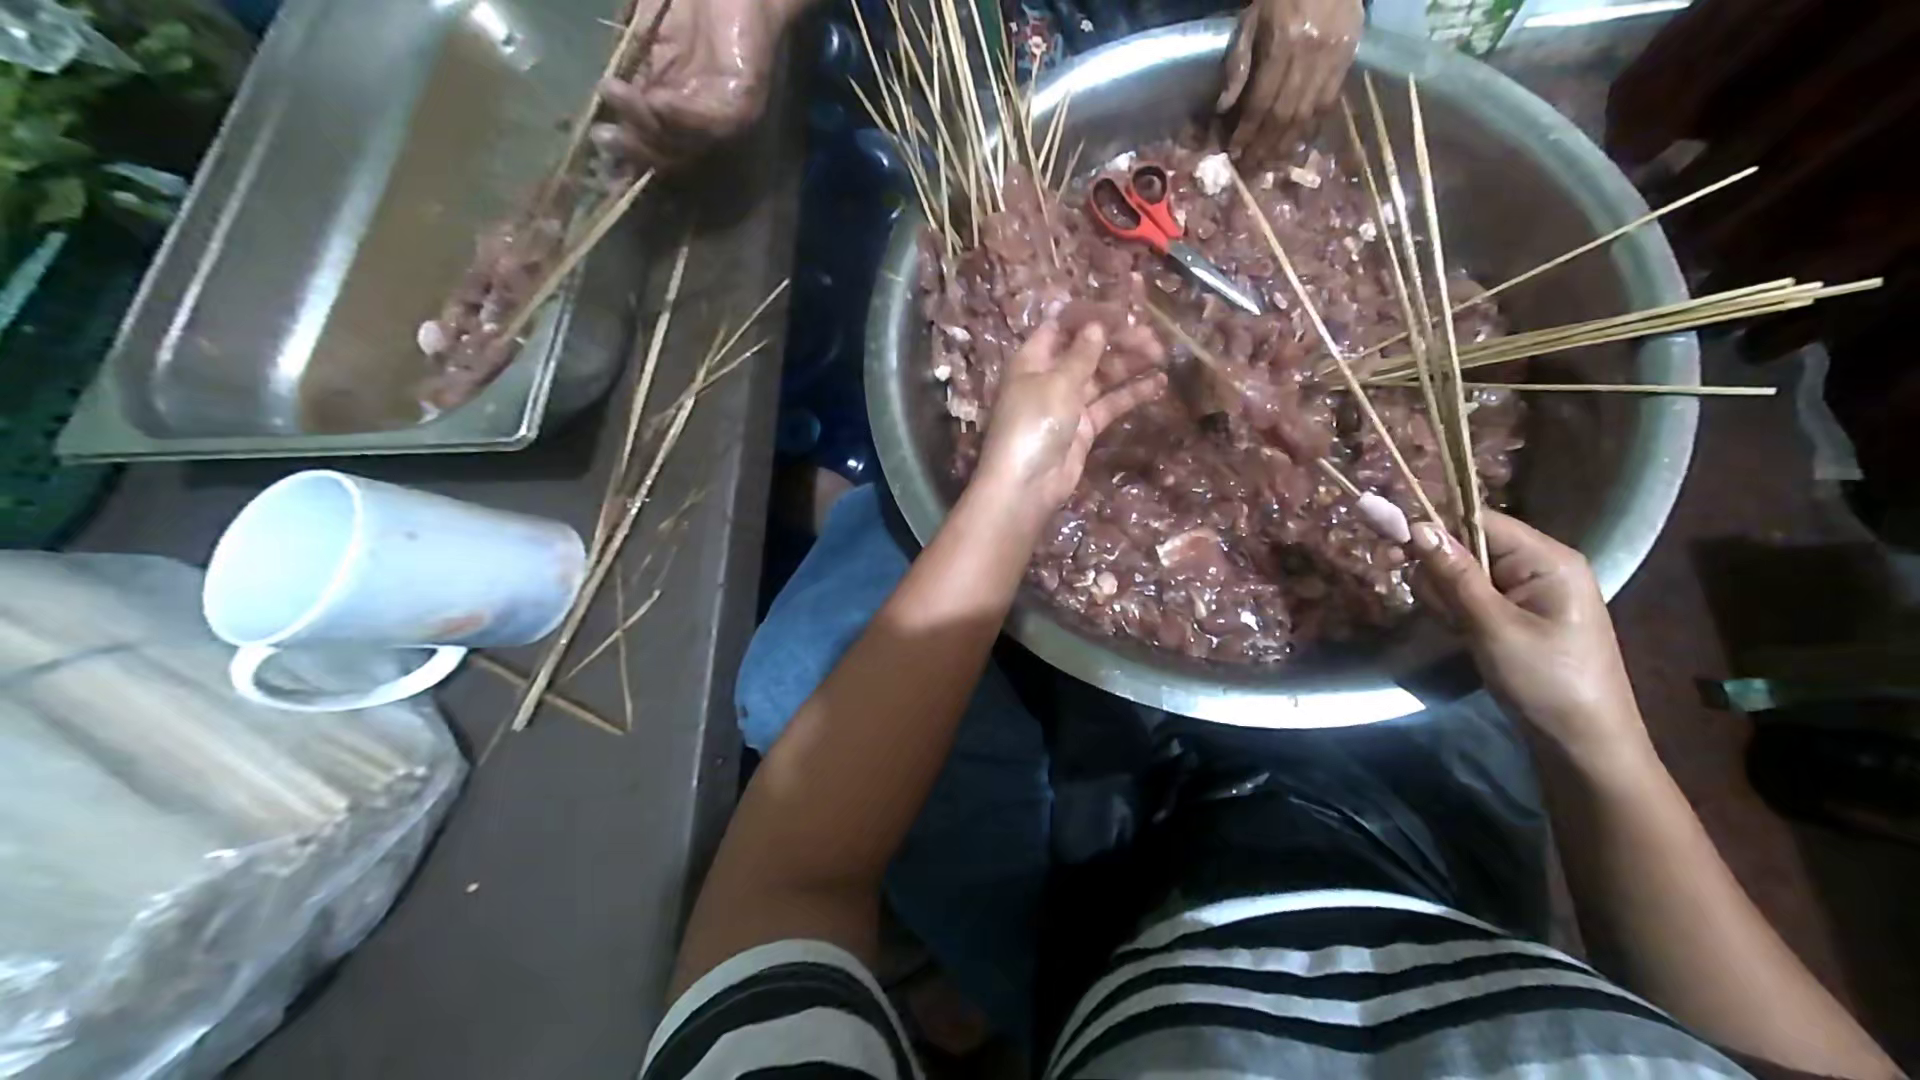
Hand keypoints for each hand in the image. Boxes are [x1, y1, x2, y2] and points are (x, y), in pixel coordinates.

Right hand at [592, 0, 796, 168]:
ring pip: (686, 142)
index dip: (627, 153)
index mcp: (677, 110)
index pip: (654, 146)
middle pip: (670, 154)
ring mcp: (725, 116)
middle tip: (603, 133)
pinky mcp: (745, 102)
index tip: (594, 143)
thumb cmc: (683, 1)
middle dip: (635, 147)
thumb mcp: (643, 36)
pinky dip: (683, 116)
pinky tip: (657, 101)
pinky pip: (712, 122)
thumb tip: (601, 103)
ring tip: (615, 93)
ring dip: (648, 124)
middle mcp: (702, 122)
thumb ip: (630, 72)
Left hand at [973, 321, 1165, 520]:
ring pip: (1101, 377)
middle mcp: (1048, 378)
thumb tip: (1096, 326)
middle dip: (1117, 340)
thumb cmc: (1034, 423)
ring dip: (1129, 364)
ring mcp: (1066, 403)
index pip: (1061, 327)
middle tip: (1151, 336)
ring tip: (1161, 354)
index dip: (1091, 316)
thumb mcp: (1057, 382)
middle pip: (1086, 351)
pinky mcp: (1083, 428)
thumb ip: (1081, 354)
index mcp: (1032, 359)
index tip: (1124, 308)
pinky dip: (1131, 394)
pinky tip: (1158, 383)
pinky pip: (1109, 404)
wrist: (1027, 484)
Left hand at [1217, 0, 1362, 158]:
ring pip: (1307, 115)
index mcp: (1282, 44)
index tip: (1235, 152)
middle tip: (1251, 167)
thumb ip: (1238, 64)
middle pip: (1283, 115)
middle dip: (1264, 147)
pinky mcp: (1349, 55)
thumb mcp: (1250, 21)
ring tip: (1271, 164)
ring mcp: (1332, 55)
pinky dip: (1311, 127)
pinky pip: (1329, 102)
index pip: (1261, 103)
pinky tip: (1298, 143)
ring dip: (1287, 145)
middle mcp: (1309, 54)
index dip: (1246, 133)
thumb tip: (1223, 108)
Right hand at [1409, 511, 1650, 765]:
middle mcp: (1538, 564)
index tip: (1391, 542)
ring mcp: (1526, 588)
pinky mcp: (1514, 609)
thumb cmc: (1545, 680)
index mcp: (1547, 559)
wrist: (1581, 740)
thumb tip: (1418, 526)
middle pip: (1465, 543)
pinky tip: (1458, 631)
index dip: (1432, 526)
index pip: (1477, 519)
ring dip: (1443, 594)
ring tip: (1455, 627)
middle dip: (1438, 570)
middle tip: (1433, 603)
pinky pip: (1469, 592)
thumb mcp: (1493, 626)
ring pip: (1460, 570)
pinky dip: (1453, 608)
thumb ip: (1455, 574)